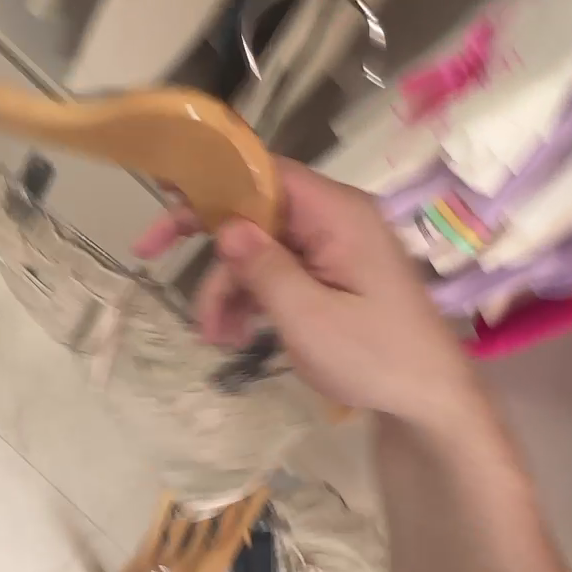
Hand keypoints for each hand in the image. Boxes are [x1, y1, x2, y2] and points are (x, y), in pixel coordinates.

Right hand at [134, 159, 479, 426]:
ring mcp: (329, 250)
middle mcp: (332, 221)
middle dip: (210, 250)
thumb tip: (226, 229)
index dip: (213, 180)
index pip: (266, 175)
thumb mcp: (308, 317)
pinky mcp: (325, 277)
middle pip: (253, 215)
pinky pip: (272, 275)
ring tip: (215, 339)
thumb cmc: (373, 356)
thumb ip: (265, 269)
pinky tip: (232, 337)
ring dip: (225, 291)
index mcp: (337, 215)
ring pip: (255, 252)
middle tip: (148, 256)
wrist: (424, 397)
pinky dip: (246, 302)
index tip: (165, 196)